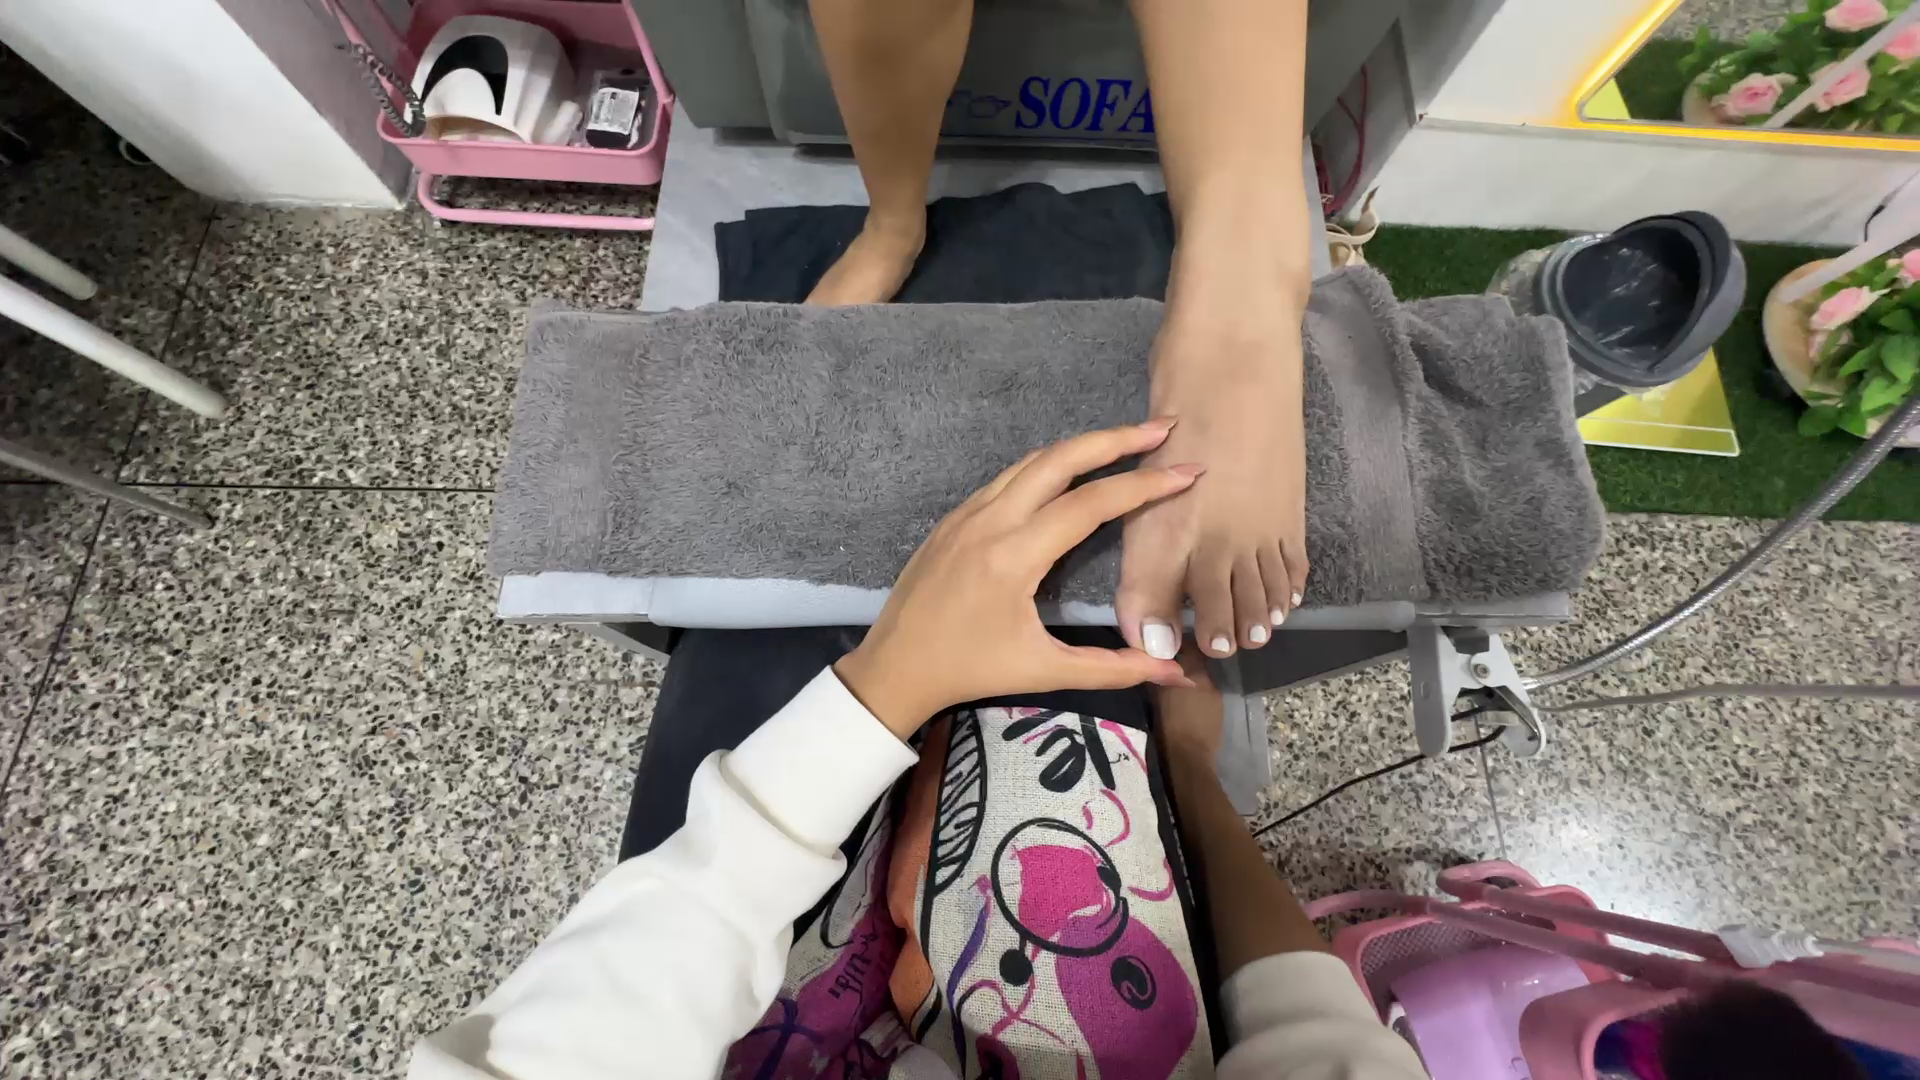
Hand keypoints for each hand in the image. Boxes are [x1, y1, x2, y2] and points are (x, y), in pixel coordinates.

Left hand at [835, 421, 1201, 739]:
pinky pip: (1005, 479)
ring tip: (1122, 443)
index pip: (1090, 504)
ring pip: (1029, 463)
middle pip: (1058, 460)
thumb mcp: (1043, 671)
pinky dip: (1045, 467)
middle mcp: (989, 520)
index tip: (1186, 471)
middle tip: (1159, 429)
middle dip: (1113, 439)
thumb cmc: (968, 670)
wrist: (893, 668)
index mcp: (1013, 555)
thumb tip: (1178, 671)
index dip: (1143, 485)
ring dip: (1078, 448)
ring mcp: (966, 514)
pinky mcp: (952, 519)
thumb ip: (1113, 667)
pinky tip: (1067, 475)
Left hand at [1119, 279, 1309, 660]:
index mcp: (1181, 547)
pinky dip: (1288, 583)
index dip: (1173, 636)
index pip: (1174, 610)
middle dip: (1224, 632)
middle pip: (1227, 603)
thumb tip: (1154, 647)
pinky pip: (1293, 559)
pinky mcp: (1290, 505)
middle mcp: (1229, 548)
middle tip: (1225, 654)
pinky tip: (1290, 593)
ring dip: (1256, 613)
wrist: (1238, 364)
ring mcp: (1266, 527)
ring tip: (1256, 634)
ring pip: (1261, 586)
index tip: (1176, 661)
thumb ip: (1148, 580)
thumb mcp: (1144, 497)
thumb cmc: (1175, 420)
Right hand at [1152, 643, 1221, 763]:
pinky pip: (1207, 691)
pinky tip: (1188, 701)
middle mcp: (1205, 676)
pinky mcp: (1219, 706)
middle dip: (1183, 660)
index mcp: (1189, 669)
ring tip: (1176, 684)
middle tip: (1166, 665)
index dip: (1176, 643)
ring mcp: (1215, 691)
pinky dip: (1197, 691)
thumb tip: (1154, 659)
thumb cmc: (1165, 724)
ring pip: (1201, 676)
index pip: (1187, 644)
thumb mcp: (1154, 694)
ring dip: (1191, 677)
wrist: (1188, 756)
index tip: (1163, 645)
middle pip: (1196, 659)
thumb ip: (1157, 673)